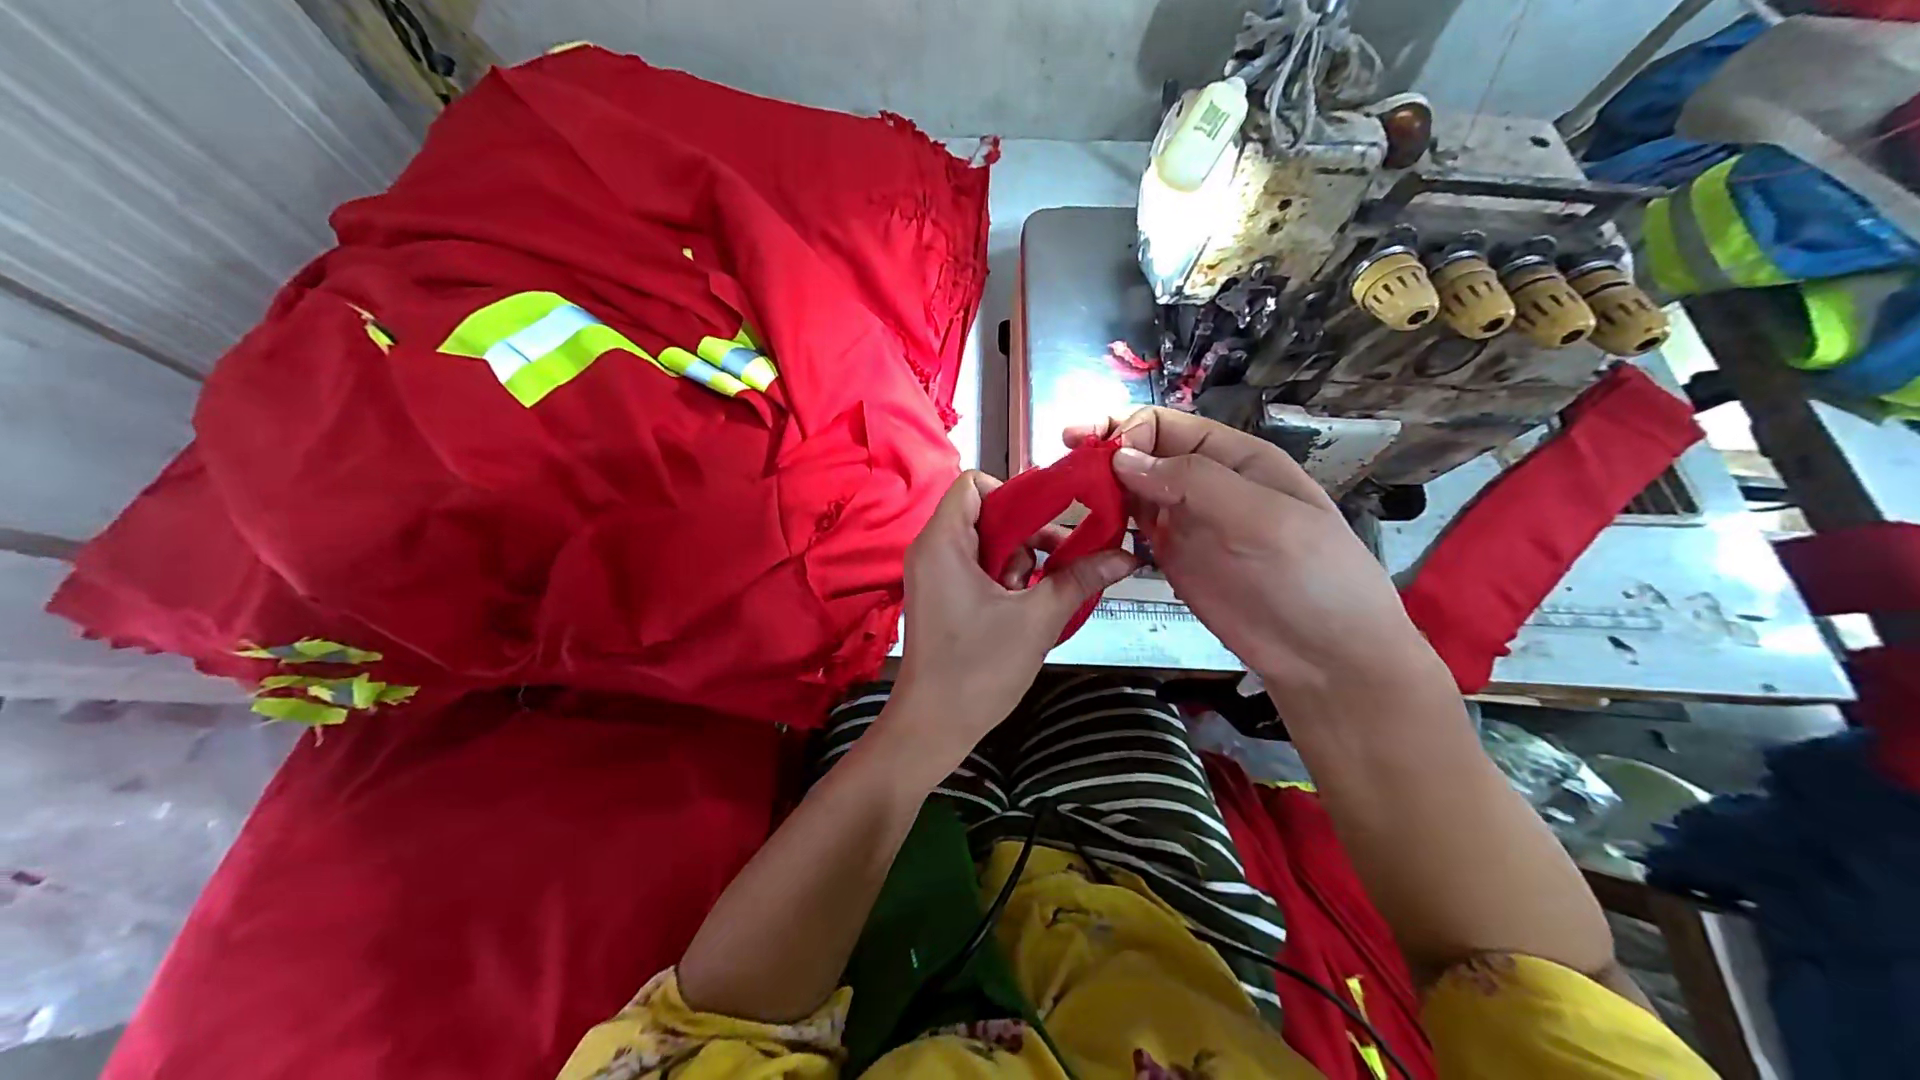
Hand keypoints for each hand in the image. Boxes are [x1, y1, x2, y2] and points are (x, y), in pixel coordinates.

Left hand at [892, 471, 1137, 761]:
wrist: (934, 725)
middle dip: (1027, 534)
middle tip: (1056, 562)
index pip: (975, 483)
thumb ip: (1080, 578)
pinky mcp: (941, 596)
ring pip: (985, 543)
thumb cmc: (978, 669)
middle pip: (985, 513)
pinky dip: (1004, 579)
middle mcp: (931, 549)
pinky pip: (977, 568)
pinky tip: (1024, 608)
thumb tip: (1126, 556)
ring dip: (1019, 561)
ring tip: (1035, 596)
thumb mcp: (1037, 618)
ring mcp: (933, 574)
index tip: (1048, 523)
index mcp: (943, 542)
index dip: (1014, 493)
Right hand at [1063, 408, 1447, 705]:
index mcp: (1234, 458)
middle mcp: (1204, 482)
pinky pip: (1131, 529)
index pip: (1167, 427)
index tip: (1098, 458)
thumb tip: (1121, 459)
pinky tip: (1083, 525)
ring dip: (1098, 486)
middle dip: (1103, 452)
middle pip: (1142, 453)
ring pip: (1130, 489)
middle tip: (1062, 463)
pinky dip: (1105, 522)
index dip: (1128, 432)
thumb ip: (1195, 483)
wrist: (1325, 656)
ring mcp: (1185, 521)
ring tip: (1063, 492)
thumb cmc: (1309, 578)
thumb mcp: (1264, 519)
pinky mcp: (1171, 557)